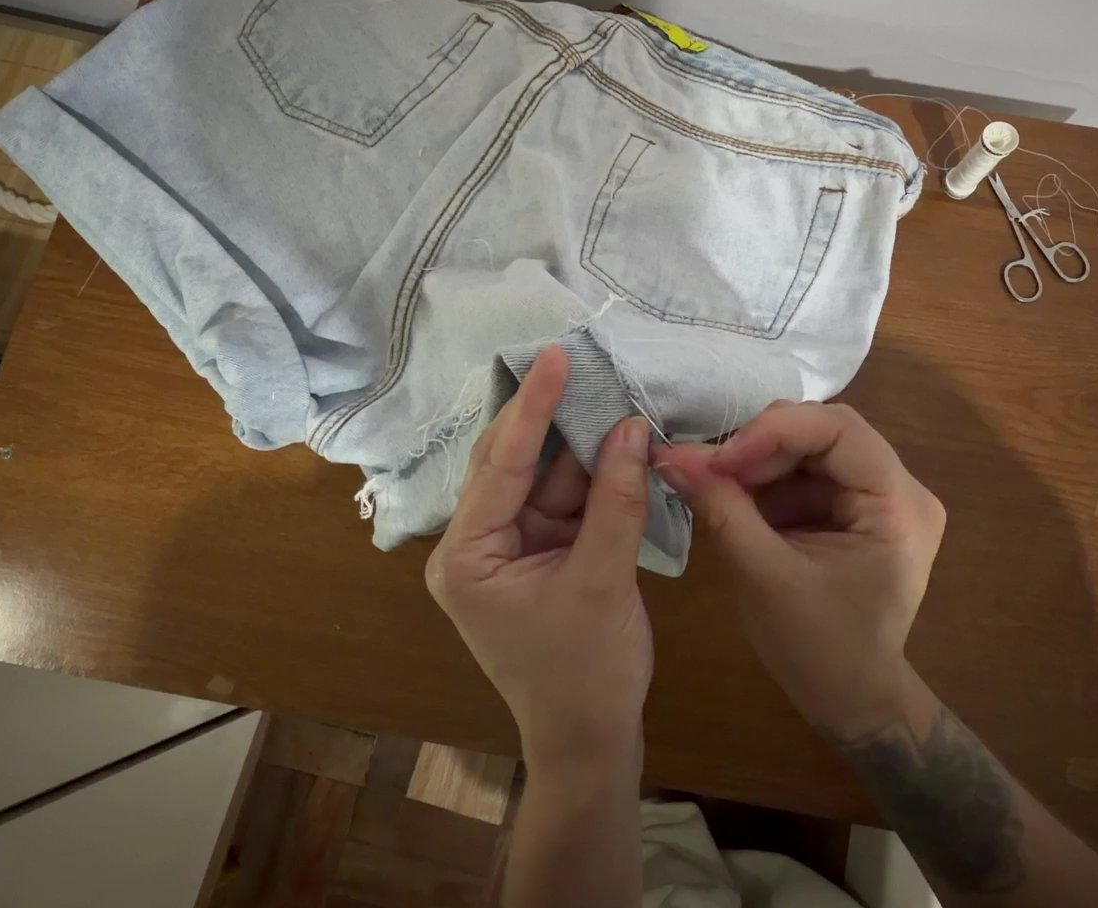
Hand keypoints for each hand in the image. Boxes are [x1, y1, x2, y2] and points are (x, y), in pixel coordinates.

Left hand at [424, 344, 654, 775]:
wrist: (592, 741)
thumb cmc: (586, 673)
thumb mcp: (602, 580)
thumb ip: (617, 500)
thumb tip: (631, 428)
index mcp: (466, 555)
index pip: (501, 465)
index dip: (533, 407)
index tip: (554, 355)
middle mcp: (474, 543)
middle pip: (514, 463)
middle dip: (551, 417)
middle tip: (580, 360)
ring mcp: (506, 547)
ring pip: (542, 478)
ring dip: (578, 444)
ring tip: (608, 391)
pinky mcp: (535, 553)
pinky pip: (561, 501)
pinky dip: (591, 476)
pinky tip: (615, 441)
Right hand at [653, 401, 944, 736]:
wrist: (851, 700)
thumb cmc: (816, 649)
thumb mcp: (762, 576)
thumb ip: (719, 508)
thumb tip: (668, 453)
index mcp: (899, 506)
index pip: (838, 430)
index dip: (773, 432)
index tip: (717, 458)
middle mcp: (902, 489)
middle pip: (825, 431)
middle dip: (762, 447)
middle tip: (711, 471)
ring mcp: (883, 497)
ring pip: (811, 448)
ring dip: (760, 464)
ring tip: (719, 490)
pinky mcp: (859, 508)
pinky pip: (808, 474)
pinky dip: (768, 483)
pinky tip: (741, 506)